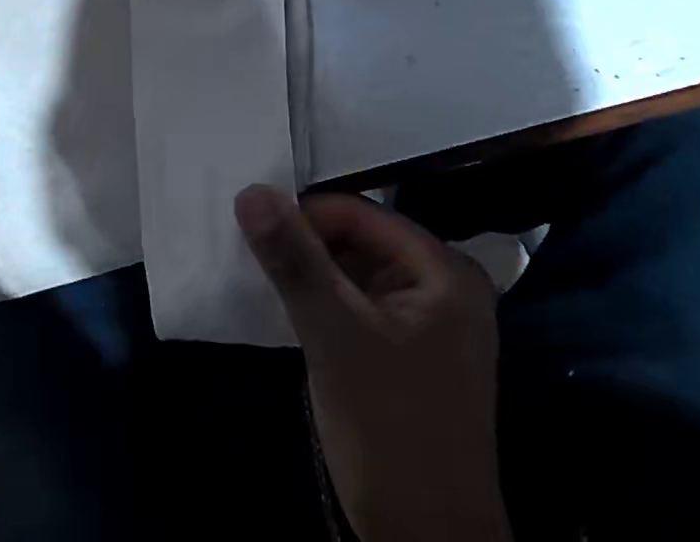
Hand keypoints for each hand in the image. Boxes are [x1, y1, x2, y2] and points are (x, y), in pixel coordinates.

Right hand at [236, 186, 513, 541]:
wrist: (427, 540)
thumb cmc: (387, 429)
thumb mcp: (335, 338)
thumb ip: (296, 263)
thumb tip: (252, 192)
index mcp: (445, 269)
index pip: (367, 216)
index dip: (309, 215)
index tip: (255, 225)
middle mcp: (448, 285)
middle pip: (368, 244)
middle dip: (312, 247)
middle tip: (254, 253)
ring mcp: (435, 322)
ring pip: (365, 277)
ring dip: (320, 278)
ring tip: (266, 278)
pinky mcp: (418, 353)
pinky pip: (369, 309)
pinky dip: (333, 307)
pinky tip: (296, 312)